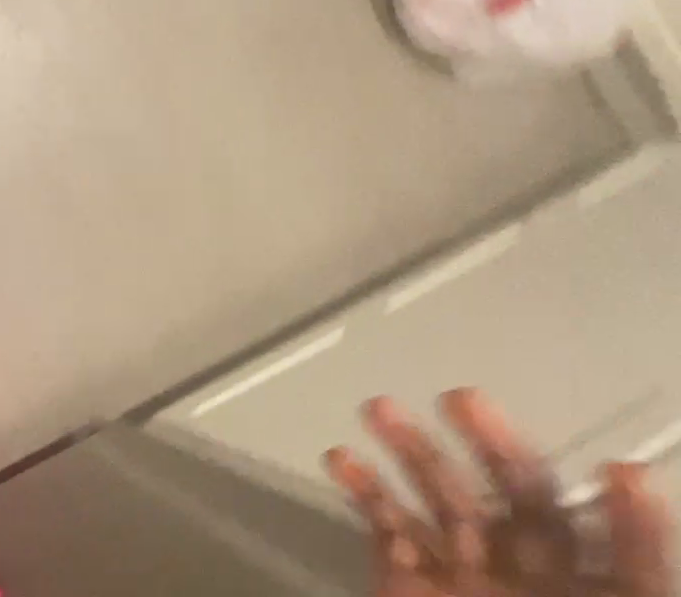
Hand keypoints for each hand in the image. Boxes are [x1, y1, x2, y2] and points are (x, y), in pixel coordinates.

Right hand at [325, 390, 670, 596]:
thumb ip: (636, 576)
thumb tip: (631, 492)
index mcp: (600, 590)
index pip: (619, 547)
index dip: (625, 517)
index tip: (622, 477)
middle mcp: (538, 572)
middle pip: (519, 499)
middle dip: (491, 448)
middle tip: (461, 401)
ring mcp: (467, 570)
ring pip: (442, 497)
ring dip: (412, 450)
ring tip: (378, 410)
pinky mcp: (406, 571)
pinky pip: (385, 522)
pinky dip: (363, 488)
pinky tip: (342, 460)